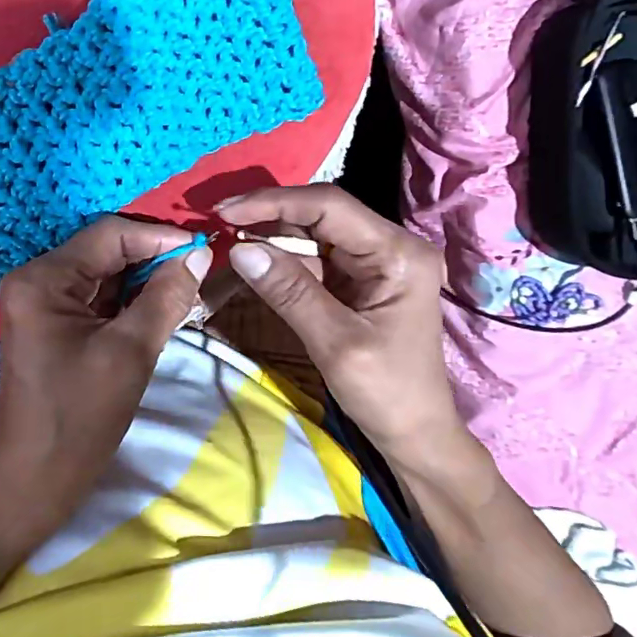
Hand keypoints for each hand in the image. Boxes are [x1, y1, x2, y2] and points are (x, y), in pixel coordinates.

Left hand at [0, 216, 211, 533]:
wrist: (36, 478)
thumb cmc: (80, 417)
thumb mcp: (130, 352)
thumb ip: (166, 297)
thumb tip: (200, 255)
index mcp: (42, 278)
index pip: (109, 234)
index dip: (158, 236)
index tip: (203, 248)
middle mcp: (36, 278)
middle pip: (105, 249)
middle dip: (153, 256)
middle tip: (199, 268)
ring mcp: (41, 300)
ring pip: (104, 271)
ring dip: (145, 277)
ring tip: (186, 286)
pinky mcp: (53, 320)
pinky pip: (97, 295)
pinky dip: (130, 297)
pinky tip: (160, 304)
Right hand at [216, 185, 461, 463]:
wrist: (415, 434)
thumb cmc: (386, 392)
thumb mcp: (334, 343)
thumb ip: (289, 291)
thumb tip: (240, 249)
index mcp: (398, 253)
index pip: (330, 206)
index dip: (274, 202)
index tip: (227, 211)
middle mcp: (390, 245)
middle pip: (322, 213)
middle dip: (270, 215)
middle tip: (220, 221)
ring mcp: (377, 261)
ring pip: (316, 232)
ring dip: (273, 235)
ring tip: (229, 237)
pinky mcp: (361, 279)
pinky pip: (317, 257)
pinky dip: (284, 258)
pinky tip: (255, 259)